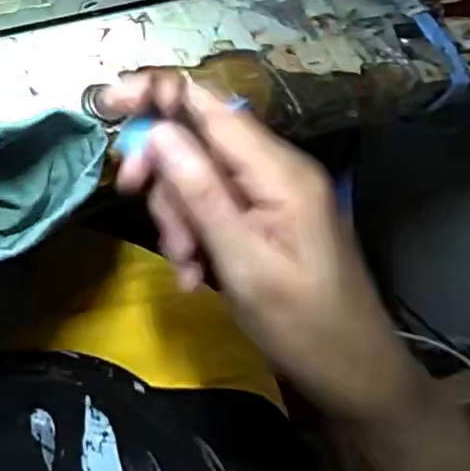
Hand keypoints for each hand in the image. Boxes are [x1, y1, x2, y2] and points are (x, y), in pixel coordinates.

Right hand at [98, 71, 427, 423]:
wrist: (359, 379)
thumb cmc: (306, 327)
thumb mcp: (244, 264)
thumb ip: (200, 192)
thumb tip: (157, 129)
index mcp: (277, 169)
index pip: (207, 103)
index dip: (155, 91)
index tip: (110, 104)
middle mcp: (273, 164)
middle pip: (194, 136)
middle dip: (160, 168)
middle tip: (130, 190)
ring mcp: (268, 185)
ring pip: (195, 170)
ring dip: (175, 211)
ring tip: (183, 261)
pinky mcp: (262, 206)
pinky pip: (210, 197)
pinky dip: (191, 227)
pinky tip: (193, 268)